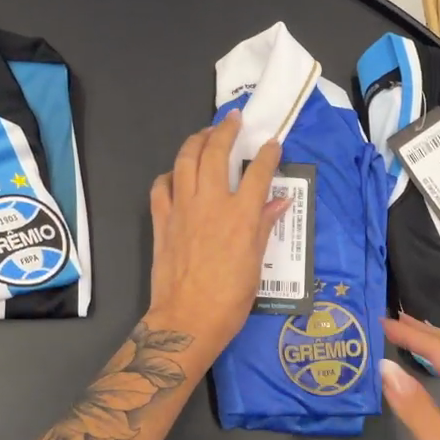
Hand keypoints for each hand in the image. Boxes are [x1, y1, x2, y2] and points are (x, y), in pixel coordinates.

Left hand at [147, 111, 286, 345]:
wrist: (187, 319)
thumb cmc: (229, 301)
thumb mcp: (256, 266)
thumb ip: (264, 228)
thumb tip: (277, 203)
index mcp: (241, 216)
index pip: (257, 173)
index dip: (267, 154)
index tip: (272, 144)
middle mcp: (211, 204)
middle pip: (216, 153)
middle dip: (226, 131)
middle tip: (233, 120)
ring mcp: (182, 209)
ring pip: (185, 160)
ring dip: (196, 141)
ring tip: (205, 134)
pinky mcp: (161, 220)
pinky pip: (162, 186)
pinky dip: (171, 174)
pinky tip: (177, 175)